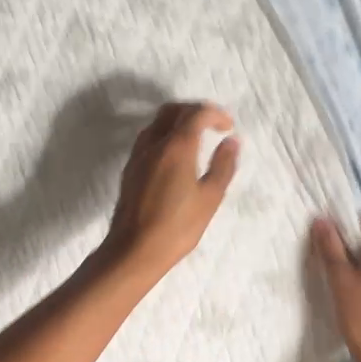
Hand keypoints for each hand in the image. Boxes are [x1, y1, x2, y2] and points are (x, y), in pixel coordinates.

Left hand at [102, 102, 238, 275]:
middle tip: (212, 125)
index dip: (215, 114)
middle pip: (172, 111)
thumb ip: (223, 166)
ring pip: (156, 123)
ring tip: (195, 138)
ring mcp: (136, 157)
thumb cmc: (177, 228)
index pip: (195, 113)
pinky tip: (174, 156)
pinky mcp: (128, 171)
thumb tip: (231, 141)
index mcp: (176, 147)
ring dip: (176, 121)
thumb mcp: (210, 198)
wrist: (133, 250)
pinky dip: (163, 135)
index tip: (228, 127)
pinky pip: (147, 140)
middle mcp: (153, 145)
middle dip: (194, 110)